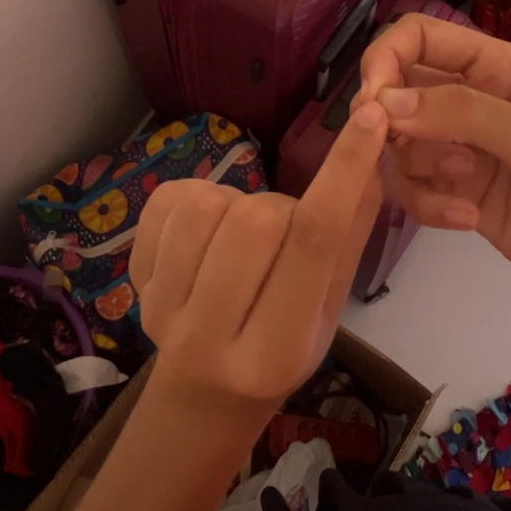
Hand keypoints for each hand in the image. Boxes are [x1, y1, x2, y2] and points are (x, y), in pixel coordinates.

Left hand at [129, 101, 389, 412]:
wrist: (206, 395)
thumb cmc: (284, 347)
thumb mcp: (329, 305)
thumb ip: (350, 234)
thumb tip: (374, 156)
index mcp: (280, 347)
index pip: (316, 240)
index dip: (345, 170)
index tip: (369, 114)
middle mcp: (215, 335)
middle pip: (258, 217)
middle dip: (280, 209)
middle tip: (282, 236)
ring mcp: (164, 310)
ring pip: (207, 203)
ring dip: (235, 203)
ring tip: (239, 237)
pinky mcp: (136, 280)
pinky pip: (168, 200)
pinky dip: (196, 199)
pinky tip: (206, 232)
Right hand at [353, 14, 510, 326]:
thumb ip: (462, 113)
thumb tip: (382, 100)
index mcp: (502, 69)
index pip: (425, 37)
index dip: (388, 56)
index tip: (372, 101)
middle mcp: (478, 102)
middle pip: (402, 89)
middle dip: (389, 118)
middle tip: (389, 147)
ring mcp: (467, 151)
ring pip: (401, 143)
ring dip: (415, 167)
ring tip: (462, 190)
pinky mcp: (461, 197)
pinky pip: (416, 188)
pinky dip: (427, 204)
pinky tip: (467, 221)